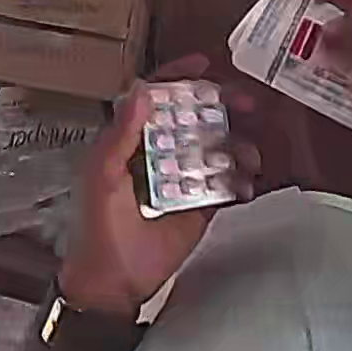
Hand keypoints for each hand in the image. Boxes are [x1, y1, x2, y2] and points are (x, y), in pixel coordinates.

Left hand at [58, 55, 254, 318]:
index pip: (159, 97)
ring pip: (217, 146)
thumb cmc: (100, 228)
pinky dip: (241, 179)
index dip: (180, 76)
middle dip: (224, 105)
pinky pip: (226, 183)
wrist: (113, 287)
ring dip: (239, 143)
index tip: (205, 63)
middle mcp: (162, 150)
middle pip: (196, 116)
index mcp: (135, 139)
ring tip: (252, 153)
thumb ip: (122, 135)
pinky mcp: (201, 203)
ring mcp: (184, 176)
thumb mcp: (105, 177)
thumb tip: (143, 89)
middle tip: (248, 103)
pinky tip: (247, 183)